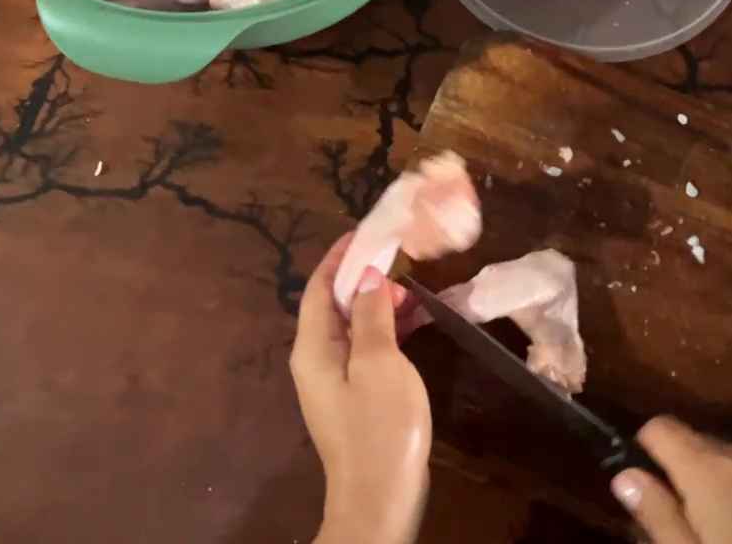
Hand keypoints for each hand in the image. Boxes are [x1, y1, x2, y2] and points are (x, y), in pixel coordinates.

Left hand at [293, 232, 431, 543]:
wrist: (379, 501)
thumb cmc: (378, 426)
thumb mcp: (378, 362)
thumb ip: (371, 314)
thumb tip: (367, 274)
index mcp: (314, 347)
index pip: (319, 287)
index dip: (340, 256)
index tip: (367, 231)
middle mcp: (318, 359)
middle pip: (335, 302)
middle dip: (364, 274)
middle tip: (399, 252)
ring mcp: (337, 379)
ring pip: (355, 323)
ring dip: (380, 300)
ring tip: (413, 282)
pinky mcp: (357, 394)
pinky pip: (368, 345)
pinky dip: (388, 326)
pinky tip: (418, 317)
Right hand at [611, 417, 731, 543]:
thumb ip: (656, 514)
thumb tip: (624, 475)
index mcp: (706, 468)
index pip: (660, 427)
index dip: (642, 449)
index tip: (639, 484)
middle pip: (692, 441)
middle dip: (675, 469)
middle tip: (671, 518)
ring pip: (723, 459)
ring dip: (707, 481)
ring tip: (707, 530)